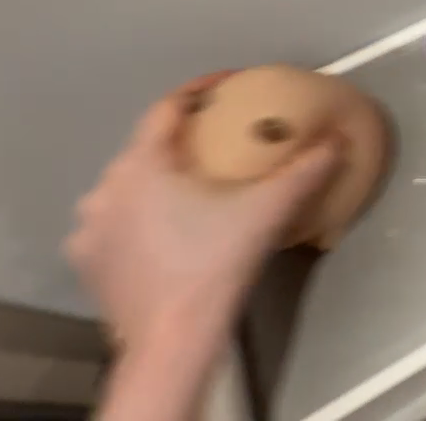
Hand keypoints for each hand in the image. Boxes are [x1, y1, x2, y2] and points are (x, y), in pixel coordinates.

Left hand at [65, 73, 340, 350]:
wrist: (171, 341)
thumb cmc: (216, 262)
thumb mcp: (271, 208)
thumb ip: (308, 167)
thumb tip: (338, 138)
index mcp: (142, 166)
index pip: (167, 108)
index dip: (201, 89)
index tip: (230, 84)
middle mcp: (105, 190)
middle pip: (146, 145)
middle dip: (183, 136)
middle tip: (222, 136)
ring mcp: (90, 229)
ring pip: (128, 183)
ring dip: (159, 174)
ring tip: (195, 179)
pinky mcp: (87, 263)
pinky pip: (116, 218)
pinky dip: (141, 210)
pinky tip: (168, 222)